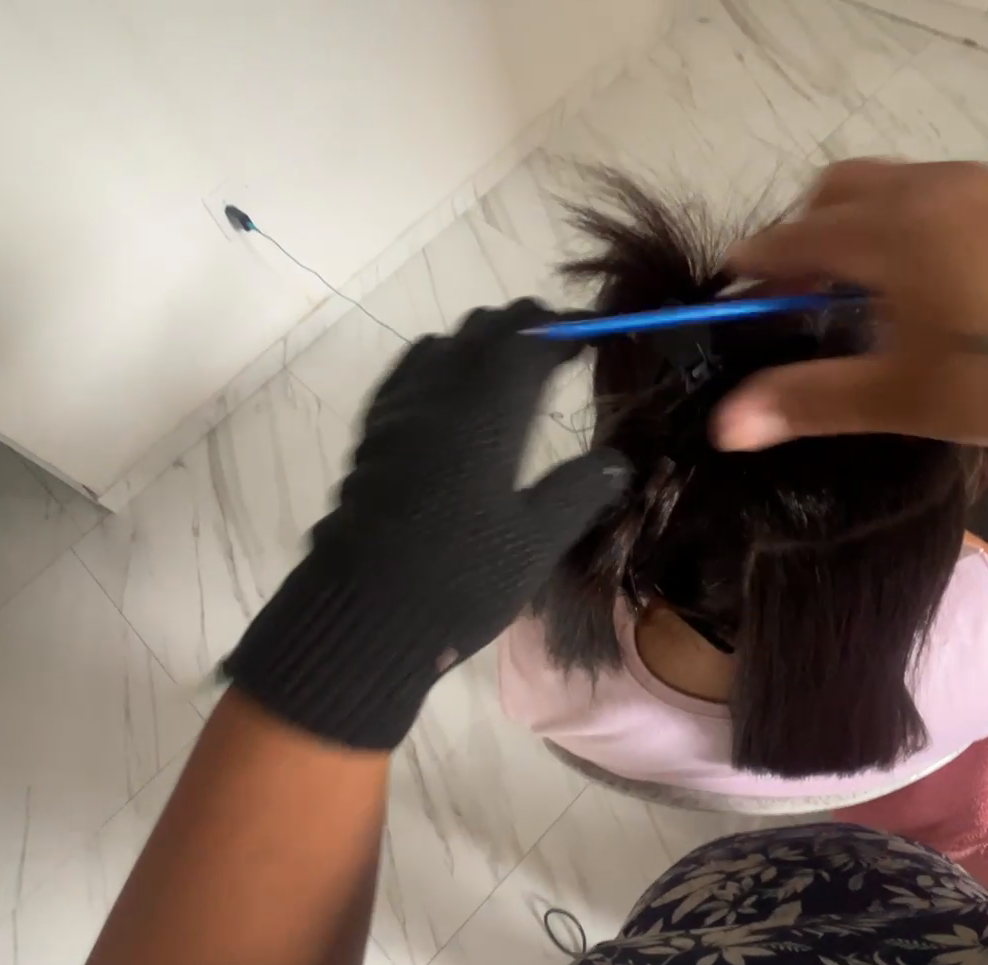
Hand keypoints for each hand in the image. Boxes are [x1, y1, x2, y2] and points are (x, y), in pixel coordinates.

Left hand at [220, 300, 628, 749]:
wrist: (366, 613)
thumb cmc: (461, 578)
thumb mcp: (537, 541)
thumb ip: (581, 490)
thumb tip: (620, 460)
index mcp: (486, 415)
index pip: (528, 340)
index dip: (564, 330)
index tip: (592, 336)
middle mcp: (438, 396)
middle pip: (483, 332)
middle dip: (525, 329)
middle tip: (558, 350)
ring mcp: (398, 413)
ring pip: (442, 346)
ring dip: (481, 345)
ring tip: (509, 371)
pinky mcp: (372, 435)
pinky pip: (408, 376)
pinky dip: (440, 366)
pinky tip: (451, 397)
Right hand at [716, 159, 987, 452]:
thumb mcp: (902, 398)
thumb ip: (808, 401)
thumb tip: (720, 426)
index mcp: (889, 230)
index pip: (792, 237)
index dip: (752, 264)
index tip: (729, 292)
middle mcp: (934, 189)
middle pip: (838, 191)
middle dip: (802, 234)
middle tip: (797, 297)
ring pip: (895, 187)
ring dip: (858, 228)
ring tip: (863, 294)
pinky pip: (943, 194)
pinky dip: (908, 226)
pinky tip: (934, 286)